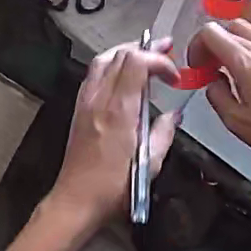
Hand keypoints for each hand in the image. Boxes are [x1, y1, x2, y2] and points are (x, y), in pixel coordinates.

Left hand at [50, 38, 181, 227]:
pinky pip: (94, 74)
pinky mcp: (79, 108)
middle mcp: (100, 99)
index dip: (159, 60)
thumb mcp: (150, 163)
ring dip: (126, 53)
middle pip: (120, 55)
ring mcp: (86, 101)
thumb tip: (173, 115)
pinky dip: (111, 65)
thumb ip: (163, 133)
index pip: (137, 63)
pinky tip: (123, 74)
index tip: (174, 76)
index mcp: (119, 110)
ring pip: (103, 60)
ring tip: (145, 55)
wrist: (76, 200)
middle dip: (146, 49)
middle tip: (165, 51)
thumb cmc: (115, 187)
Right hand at [197, 0, 250, 166]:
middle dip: (211, 45)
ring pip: (247, 28)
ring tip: (226, 58)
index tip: (197, 68)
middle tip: (208, 70)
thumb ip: (216, 95)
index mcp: (245, 63)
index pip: (211, 34)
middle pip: (227, 31)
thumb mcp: (234, 121)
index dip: (197, 46)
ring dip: (230, 37)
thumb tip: (213, 80)